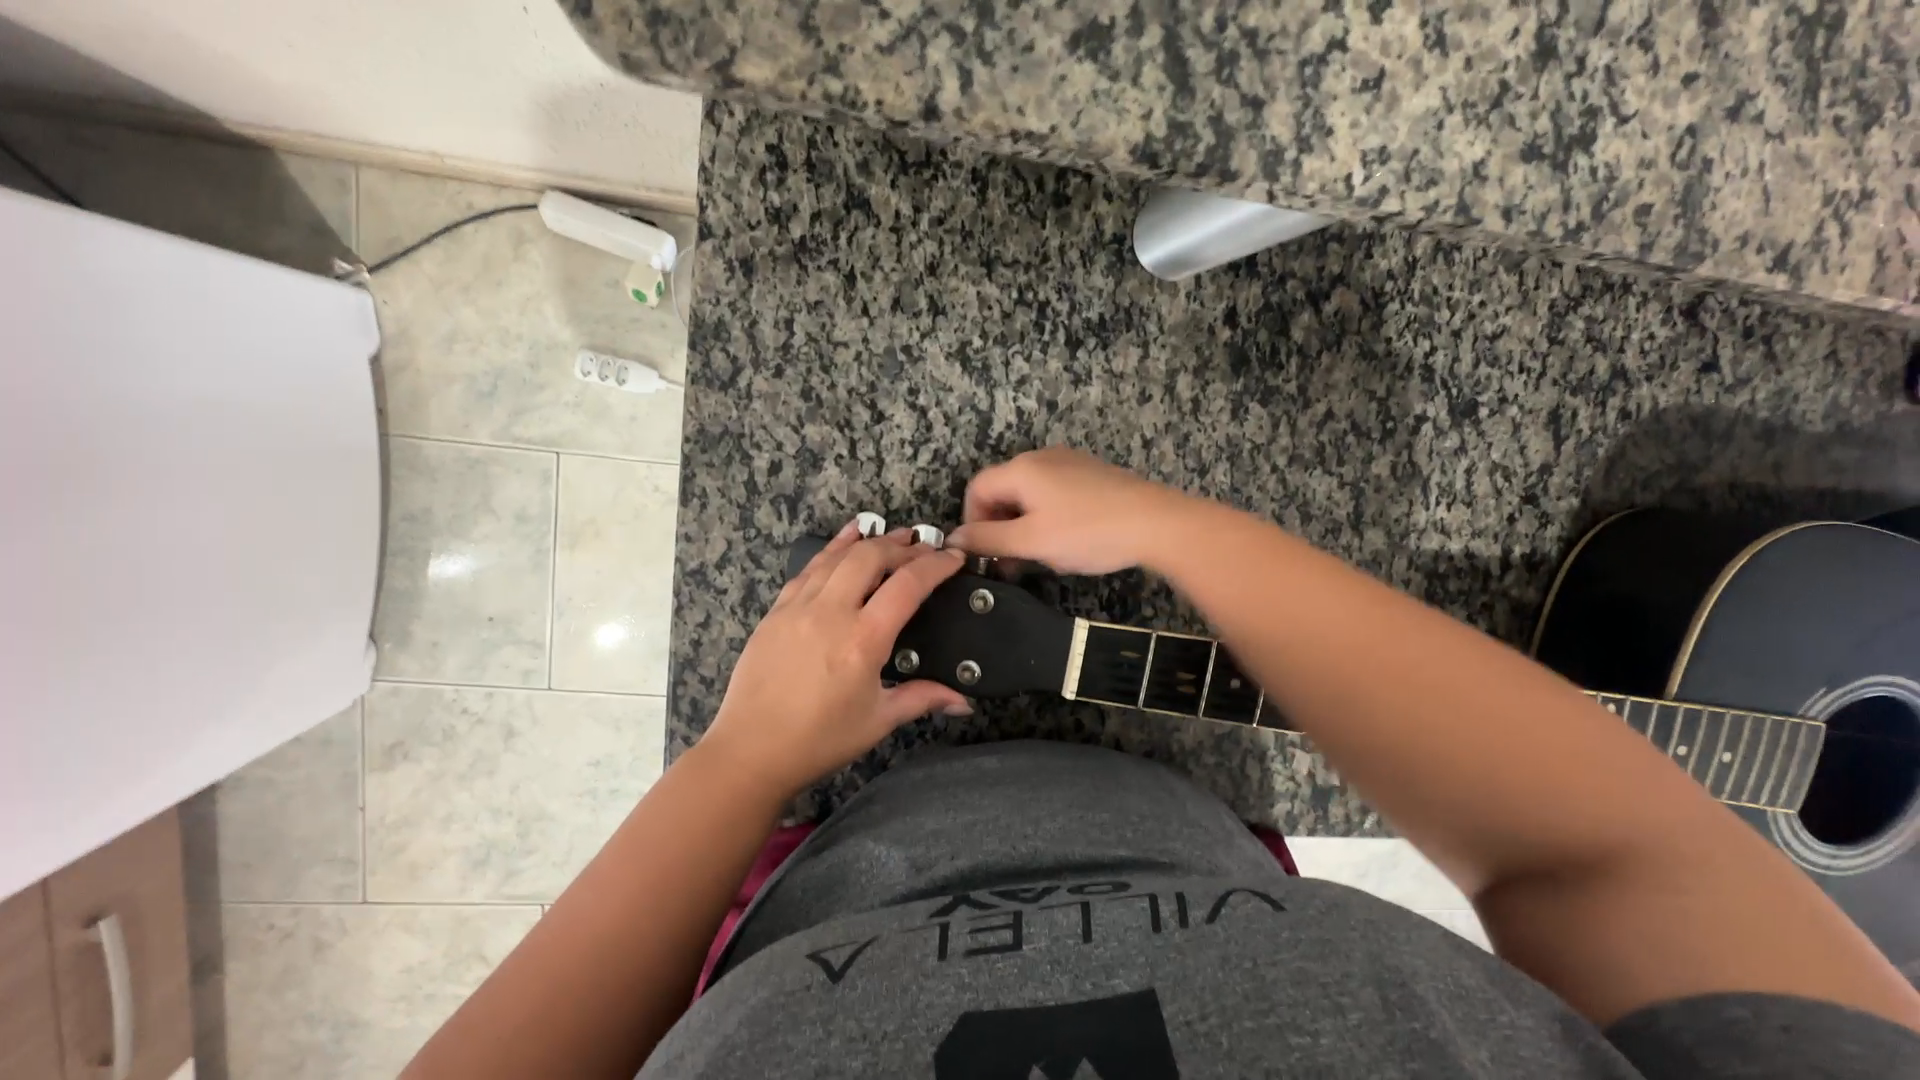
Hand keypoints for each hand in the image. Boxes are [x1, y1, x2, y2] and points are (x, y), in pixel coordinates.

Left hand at [698, 522, 970, 799]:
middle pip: (871, 557)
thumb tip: (964, 701)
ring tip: (893, 535)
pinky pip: (808, 570)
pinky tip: (844, 541)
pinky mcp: (775, 612)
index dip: (936, 566)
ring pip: (837, 556)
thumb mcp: (877, 721)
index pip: (907, 585)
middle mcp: (830, 613)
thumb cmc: (819, 741)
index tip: (955, 558)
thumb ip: (921, 699)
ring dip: (868, 541)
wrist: (751, 751)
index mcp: (862, 640)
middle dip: (902, 546)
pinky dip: (831, 550)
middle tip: (925, 548)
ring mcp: (798, 608)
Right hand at [946, 447, 1189, 573]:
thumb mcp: (1031, 542)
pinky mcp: (1093, 476)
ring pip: (1030, 494)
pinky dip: (1047, 518)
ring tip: (1036, 558)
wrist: (1156, 524)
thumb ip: (988, 540)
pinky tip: (1065, 543)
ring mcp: (1071, 464)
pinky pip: (1055, 495)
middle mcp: (1043, 458)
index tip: (984, 554)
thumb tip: (954, 539)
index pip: (976, 488)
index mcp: (1022, 469)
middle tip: (1008, 563)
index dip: (972, 522)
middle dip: (998, 527)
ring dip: (1023, 526)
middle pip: (1003, 489)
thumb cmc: (1088, 532)